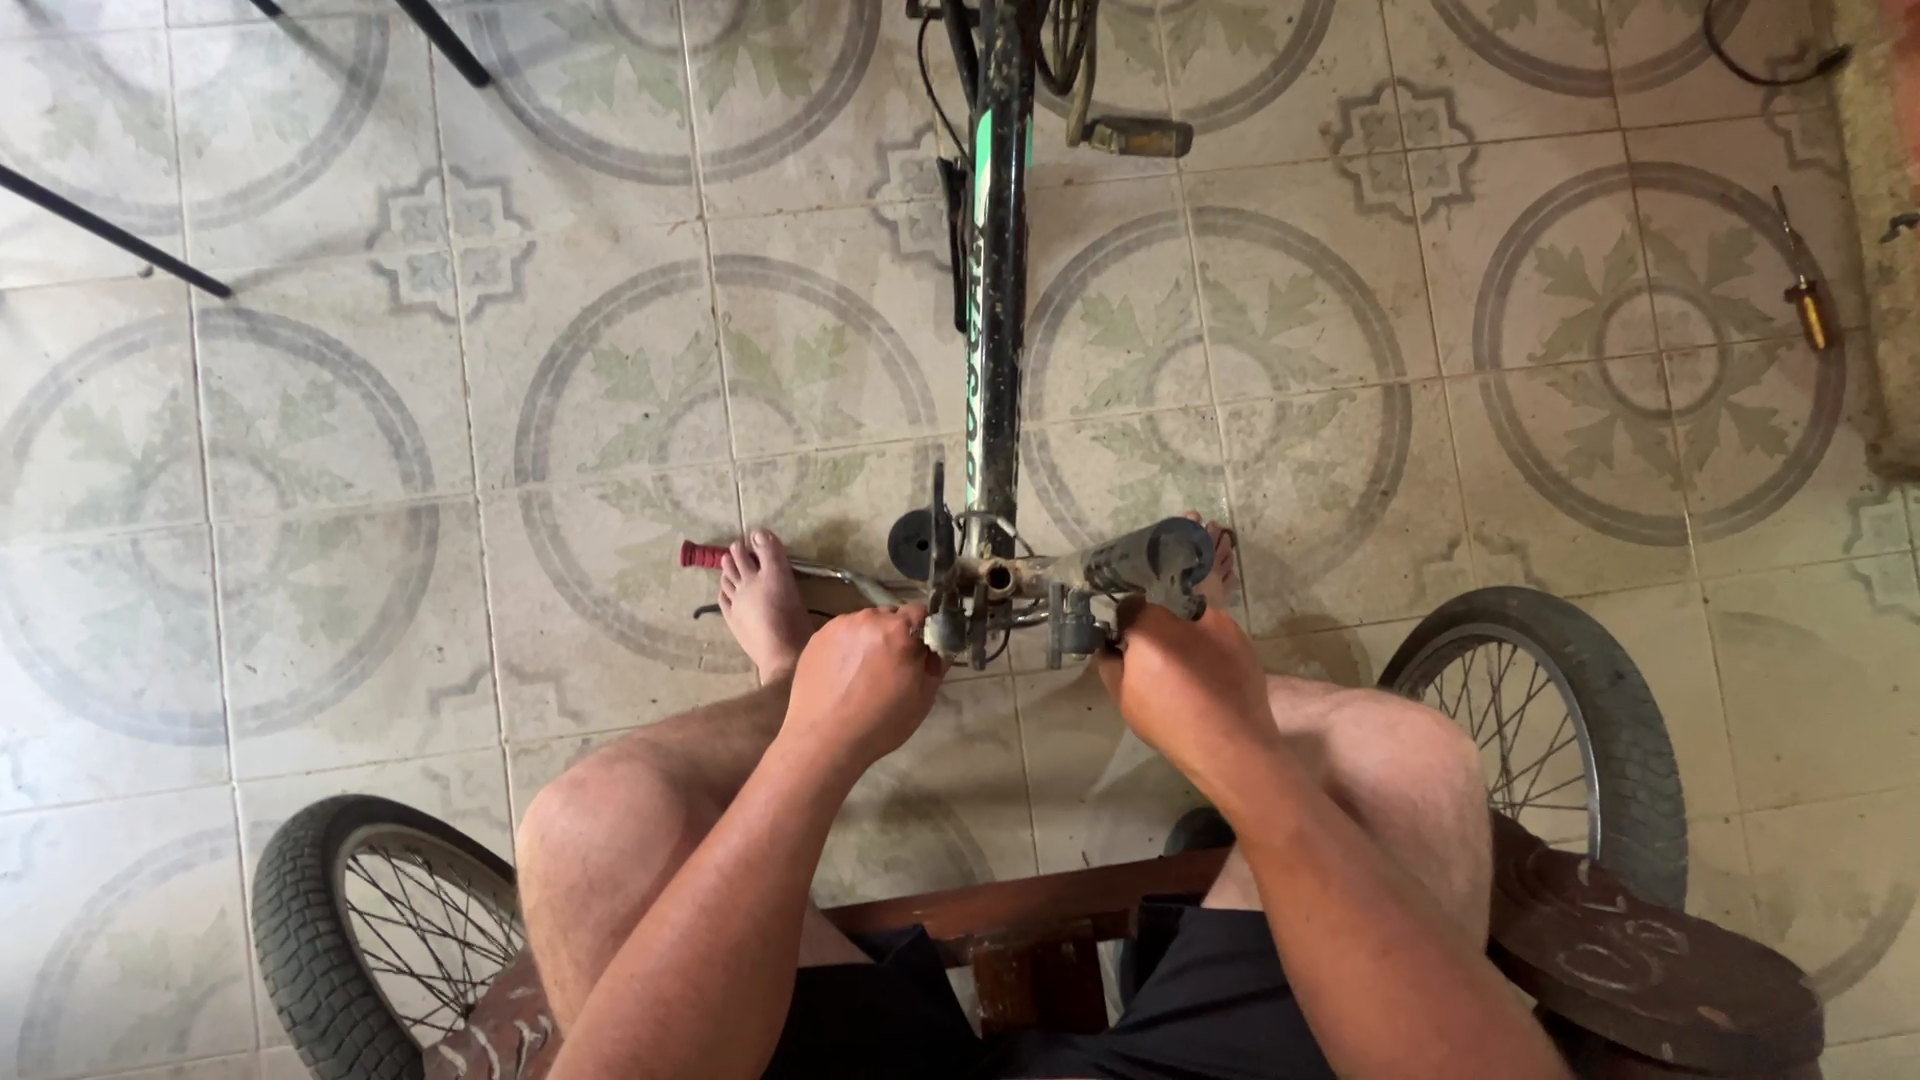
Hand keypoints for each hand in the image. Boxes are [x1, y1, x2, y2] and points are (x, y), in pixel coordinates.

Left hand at [783, 605, 947, 770]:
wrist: (824, 740)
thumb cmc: (881, 723)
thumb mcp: (922, 699)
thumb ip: (936, 665)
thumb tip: (939, 648)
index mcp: (900, 631)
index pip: (920, 611)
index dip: (923, 630)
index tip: (920, 651)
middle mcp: (869, 618)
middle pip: (890, 616)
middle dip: (895, 634)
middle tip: (891, 664)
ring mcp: (840, 625)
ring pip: (865, 623)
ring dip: (870, 638)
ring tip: (862, 670)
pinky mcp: (818, 636)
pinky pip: (842, 633)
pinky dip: (847, 645)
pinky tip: (843, 671)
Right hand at [1095, 602, 1281, 783]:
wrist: (1231, 745)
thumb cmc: (1170, 722)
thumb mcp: (1124, 697)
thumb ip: (1111, 664)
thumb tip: (1110, 648)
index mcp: (1152, 626)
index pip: (1129, 607)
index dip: (1125, 626)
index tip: (1124, 646)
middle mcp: (1187, 616)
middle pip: (1163, 615)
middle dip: (1156, 632)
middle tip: (1157, 662)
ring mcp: (1221, 626)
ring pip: (1193, 623)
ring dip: (1185, 639)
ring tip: (1187, 670)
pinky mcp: (1243, 641)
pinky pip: (1217, 637)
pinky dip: (1209, 649)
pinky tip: (1210, 675)